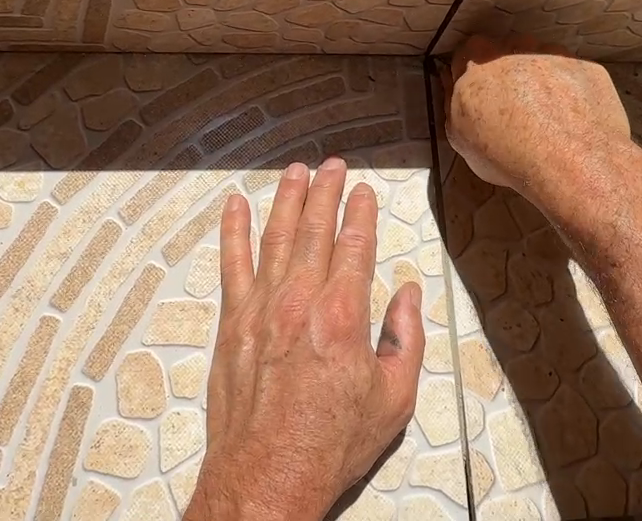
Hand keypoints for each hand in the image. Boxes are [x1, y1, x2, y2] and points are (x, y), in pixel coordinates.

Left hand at [186, 157, 425, 520]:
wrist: (268, 476)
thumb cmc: (333, 442)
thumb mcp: (394, 400)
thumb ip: (405, 339)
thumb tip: (409, 294)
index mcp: (344, 315)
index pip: (355, 245)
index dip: (361, 212)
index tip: (364, 191)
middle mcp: (301, 300)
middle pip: (315, 229)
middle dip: (325, 191)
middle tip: (332, 165)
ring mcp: (263, 306)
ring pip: (275, 236)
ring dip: (286, 199)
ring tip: (295, 171)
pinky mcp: (234, 321)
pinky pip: (232, 264)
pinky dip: (233, 231)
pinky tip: (236, 205)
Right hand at [443, 34, 641, 229]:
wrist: (571, 161)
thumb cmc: (506, 152)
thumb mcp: (459, 137)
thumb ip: (452, 103)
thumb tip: (452, 86)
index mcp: (476, 58)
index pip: (465, 57)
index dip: (469, 79)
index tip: (476, 101)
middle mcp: (515, 46)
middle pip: (504, 54)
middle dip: (506, 77)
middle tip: (511, 113)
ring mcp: (554, 53)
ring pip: (540, 63)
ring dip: (539, 83)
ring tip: (545, 122)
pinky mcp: (586, 67)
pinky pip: (572, 76)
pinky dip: (570, 93)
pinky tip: (571, 122)